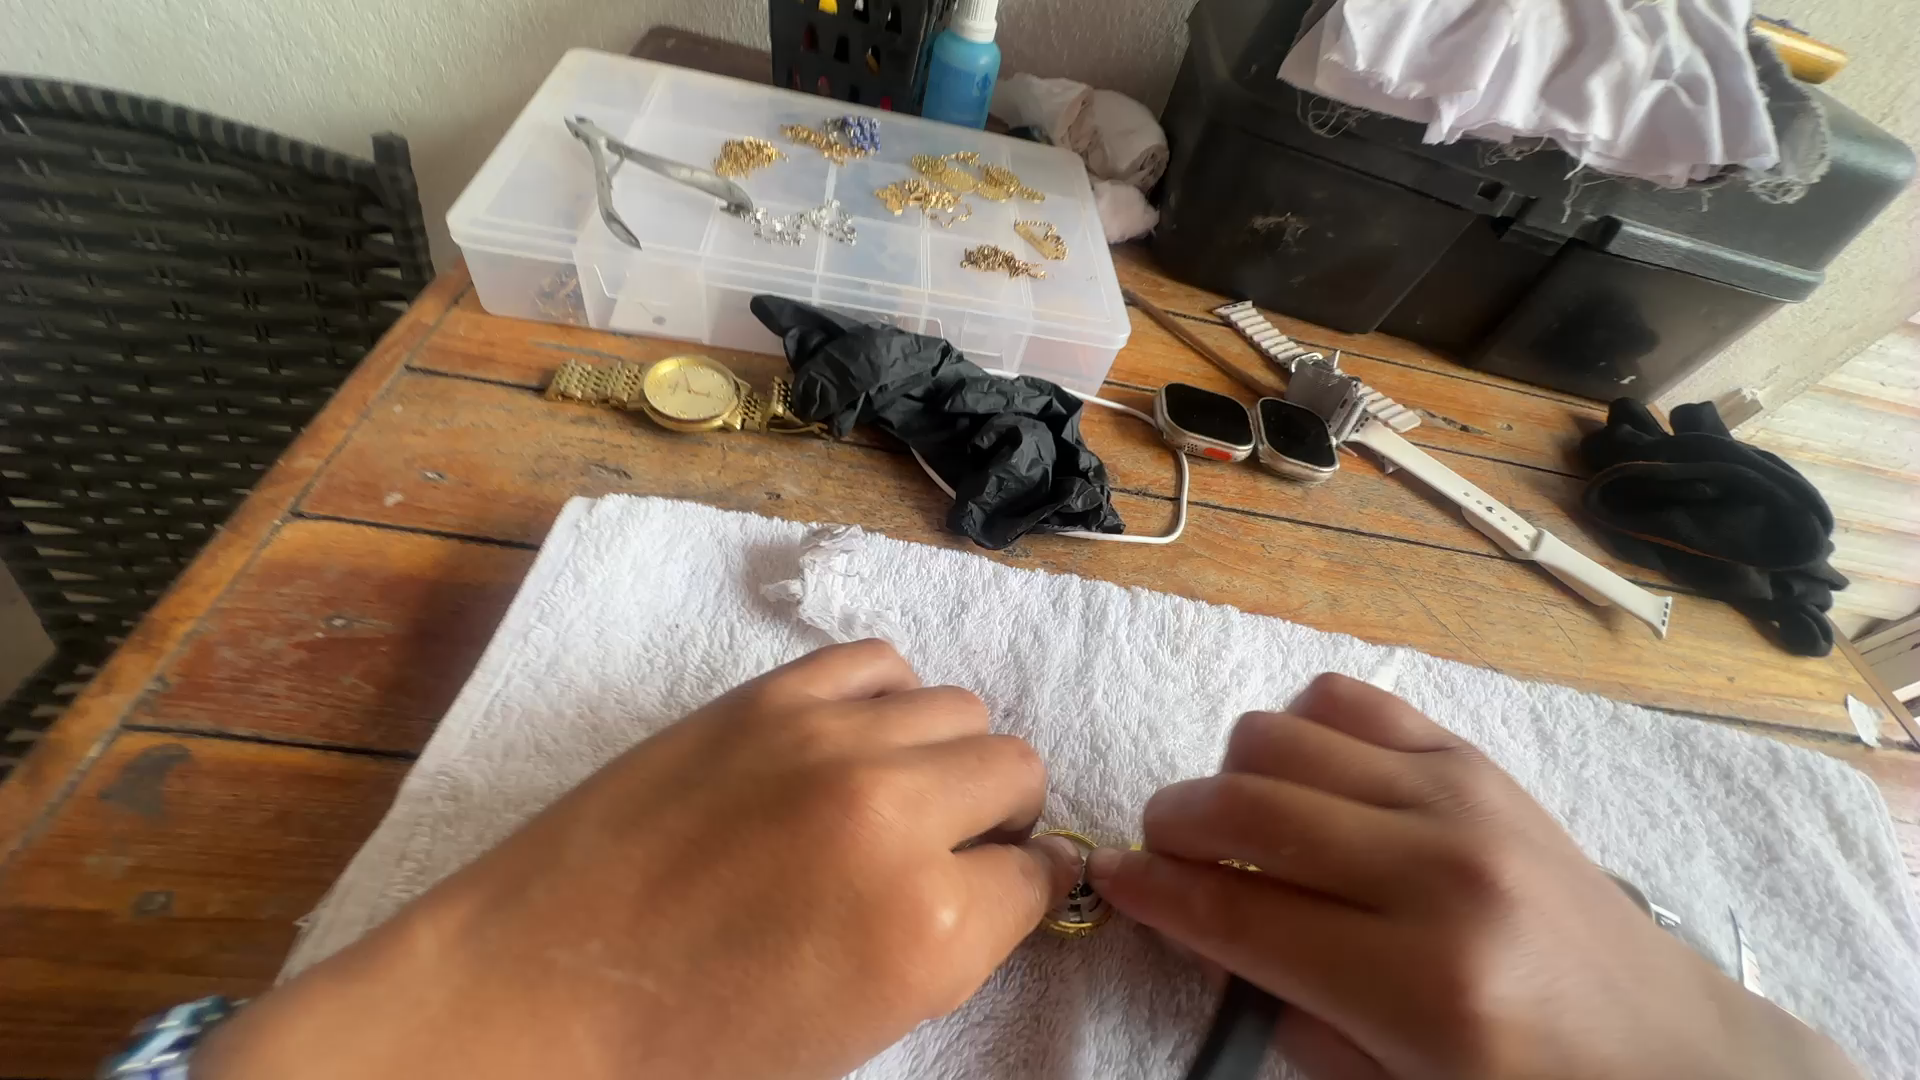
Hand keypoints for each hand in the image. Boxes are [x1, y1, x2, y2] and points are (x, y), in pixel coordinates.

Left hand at [197, 640, 1080, 1079]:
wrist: (537, 991)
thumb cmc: (700, 1044)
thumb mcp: (864, 1024)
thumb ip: (956, 939)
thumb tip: (1014, 873)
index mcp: (926, 927)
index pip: (1037, 874)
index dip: (1029, 883)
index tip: (1012, 880)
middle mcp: (895, 812)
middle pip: (1017, 768)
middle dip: (1003, 812)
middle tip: (955, 838)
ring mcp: (832, 736)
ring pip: (960, 707)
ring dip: (948, 753)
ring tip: (898, 785)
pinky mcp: (772, 694)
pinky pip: (880, 662)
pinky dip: (888, 699)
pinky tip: (855, 736)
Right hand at [1088, 674, 1861, 1079]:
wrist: (1681, 1054)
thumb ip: (1284, 1009)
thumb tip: (1202, 922)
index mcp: (1423, 987)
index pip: (1238, 920)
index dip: (1156, 893)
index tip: (1111, 875)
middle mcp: (1434, 872)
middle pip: (1243, 809)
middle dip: (1172, 823)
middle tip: (1162, 845)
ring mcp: (1454, 796)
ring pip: (1275, 737)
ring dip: (1229, 775)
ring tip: (1241, 816)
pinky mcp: (1468, 756)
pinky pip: (1340, 698)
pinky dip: (1297, 727)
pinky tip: (1307, 774)